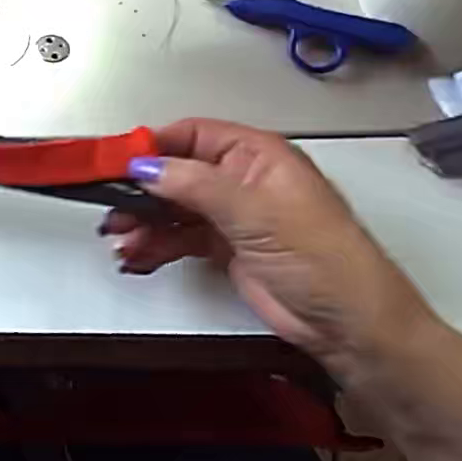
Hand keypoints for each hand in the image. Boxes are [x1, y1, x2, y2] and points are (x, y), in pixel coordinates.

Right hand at [101, 118, 445, 365]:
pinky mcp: (226, 249)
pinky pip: (181, 239)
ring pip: (175, 209)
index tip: (119, 163)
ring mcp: (233, 216)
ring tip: (121, 240)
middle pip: (178, 173)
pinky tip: (138, 257)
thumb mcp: (256, 213)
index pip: (194, 136)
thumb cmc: (323, 258)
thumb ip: (196, 185)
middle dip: (143, 191)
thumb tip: (147, 167)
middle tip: (112, 208)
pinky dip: (157, 246)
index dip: (154, 147)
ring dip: (145, 223)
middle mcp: (241, 180)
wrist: (348, 324)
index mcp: (257, 155)